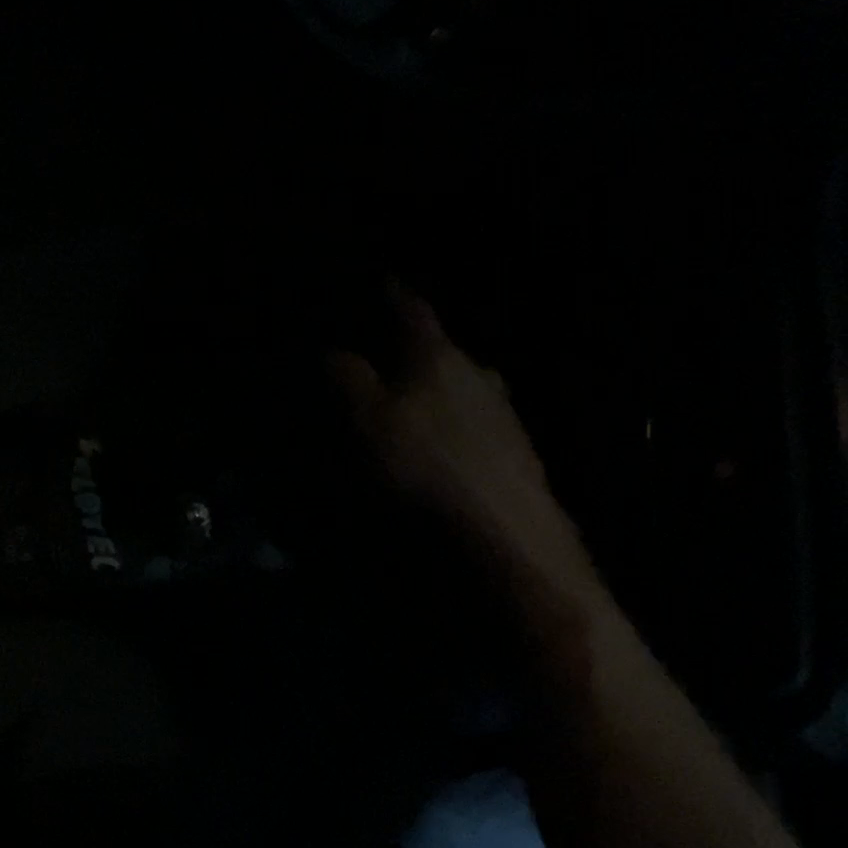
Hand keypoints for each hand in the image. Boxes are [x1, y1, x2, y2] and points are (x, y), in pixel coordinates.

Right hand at [327, 285, 597, 596]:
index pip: (409, 310)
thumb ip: (343, 377)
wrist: (512, 563)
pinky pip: (471, 436)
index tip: (370, 285)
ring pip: (458, 395)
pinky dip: (444, 437)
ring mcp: (506, 426)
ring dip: (427, 397)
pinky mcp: (518, 469)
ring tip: (393, 416)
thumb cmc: (422, 478)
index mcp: (440, 360)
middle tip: (368, 362)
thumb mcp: (360, 423)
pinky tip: (427, 463)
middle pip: (438, 353)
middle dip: (404, 354)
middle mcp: (481, 380)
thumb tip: (330, 351)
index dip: (386, 296)